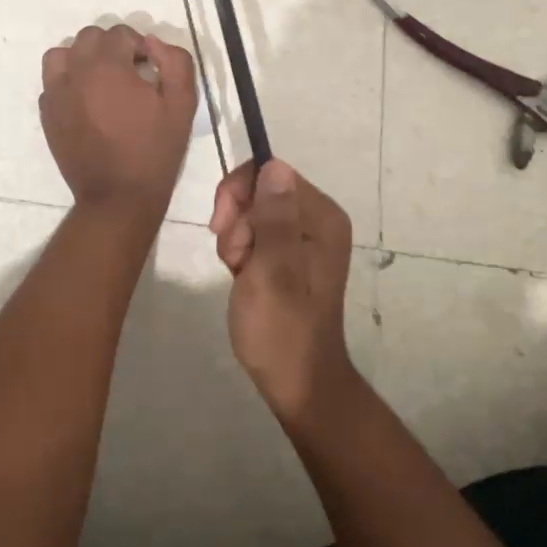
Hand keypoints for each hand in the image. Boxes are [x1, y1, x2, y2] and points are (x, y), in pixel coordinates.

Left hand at [41, 25, 198, 217]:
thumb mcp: (182, 104)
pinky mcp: (47, 113)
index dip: (139, 46)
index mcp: (108, 65)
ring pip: (62, 55)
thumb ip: (175, 62)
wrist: (118, 196)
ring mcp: (56, 93)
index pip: (120, 33)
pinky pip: (52, 82)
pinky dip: (67, 83)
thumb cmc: (154, 150)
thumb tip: (152, 43)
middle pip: (89, 38)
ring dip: (82, 59)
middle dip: (111, 48)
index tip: (149, 69)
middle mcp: (75, 72)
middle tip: (129, 74)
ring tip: (101, 82)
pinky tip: (86, 103)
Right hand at [209, 159, 356, 420]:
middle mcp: (317, 220)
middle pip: (259, 189)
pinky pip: (254, 232)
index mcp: (322, 218)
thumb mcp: (272, 270)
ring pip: (251, 212)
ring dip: (234, 238)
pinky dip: (240, 250)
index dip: (239, 194)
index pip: (271, 171)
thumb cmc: (281, 329)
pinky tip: (241, 275)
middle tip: (234, 257)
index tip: (224, 229)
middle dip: (236, 219)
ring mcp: (304, 238)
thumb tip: (274, 164)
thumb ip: (273, 217)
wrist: (295, 382)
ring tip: (239, 272)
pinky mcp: (289, 254)